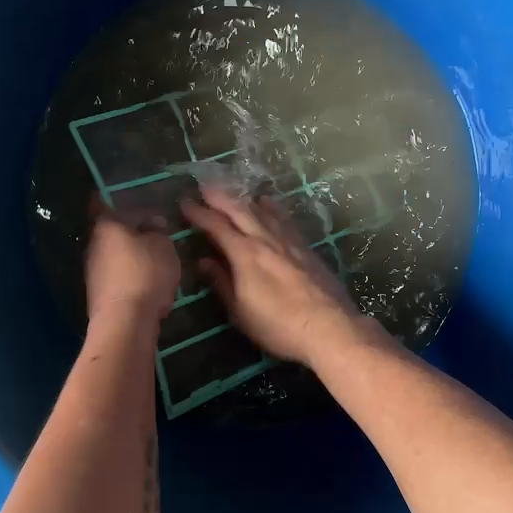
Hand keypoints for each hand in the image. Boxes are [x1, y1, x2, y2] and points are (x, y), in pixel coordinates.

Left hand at [84, 211, 177, 326]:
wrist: (125, 322)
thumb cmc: (145, 273)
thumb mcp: (164, 245)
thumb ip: (159, 231)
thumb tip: (153, 226)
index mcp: (106, 225)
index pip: (106, 203)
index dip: (127, 206)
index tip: (148, 211)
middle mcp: (93, 244)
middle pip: (114, 232)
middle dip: (134, 234)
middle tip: (159, 237)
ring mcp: (92, 271)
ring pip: (116, 256)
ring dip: (134, 258)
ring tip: (159, 264)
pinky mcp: (97, 294)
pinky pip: (118, 278)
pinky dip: (131, 278)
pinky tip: (149, 285)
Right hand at [180, 182, 370, 366]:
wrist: (328, 326)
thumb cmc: (277, 325)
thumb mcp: (240, 312)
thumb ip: (221, 282)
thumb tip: (204, 261)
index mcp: (244, 254)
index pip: (216, 226)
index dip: (199, 213)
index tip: (184, 202)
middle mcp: (265, 238)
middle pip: (239, 209)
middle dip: (220, 196)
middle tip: (204, 186)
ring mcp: (288, 240)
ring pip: (262, 210)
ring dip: (244, 198)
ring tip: (232, 192)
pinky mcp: (305, 246)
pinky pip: (283, 217)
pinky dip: (271, 207)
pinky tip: (268, 202)